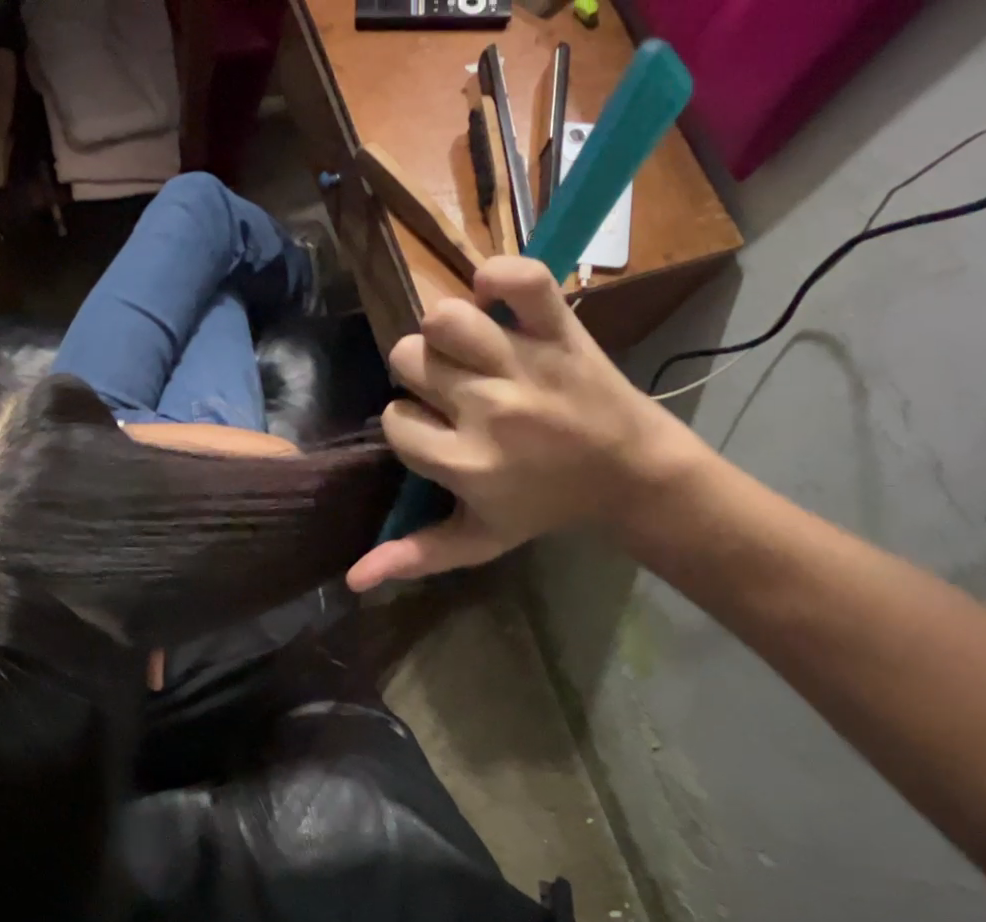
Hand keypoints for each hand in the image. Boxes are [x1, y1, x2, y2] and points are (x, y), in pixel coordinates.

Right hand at [347, 257, 707, 590]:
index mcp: (465, 463)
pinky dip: (499, 278)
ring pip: (444, 319)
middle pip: (408, 361)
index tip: (434, 434)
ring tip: (464, 349)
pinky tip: (491, 298)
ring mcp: (524, 365)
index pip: (394, 422)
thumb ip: (415, 556)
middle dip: (418, 375)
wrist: (632, 472)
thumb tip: (353, 579)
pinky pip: (520, 280)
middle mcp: (487, 410)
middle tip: (449, 391)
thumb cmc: (544, 506)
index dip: (406, 424)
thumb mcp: (478, 541)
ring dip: (444, 331)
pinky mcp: (560, 330)